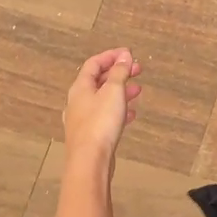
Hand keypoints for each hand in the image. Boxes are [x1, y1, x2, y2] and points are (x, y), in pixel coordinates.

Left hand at [64, 48, 141, 172]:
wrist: (89, 163)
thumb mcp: (114, 91)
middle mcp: (77, 102)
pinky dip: (118, 110)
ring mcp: (81, 120)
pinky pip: (104, 115)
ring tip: (138, 91)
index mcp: (80, 88)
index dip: (111, 55)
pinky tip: (131, 114)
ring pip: (102, 98)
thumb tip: (124, 56)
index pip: (94, 63)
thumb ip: (119, 72)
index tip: (130, 54)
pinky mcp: (89, 135)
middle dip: (119, 73)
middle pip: (98, 80)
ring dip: (120, 91)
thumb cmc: (101, 122)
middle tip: (138, 70)